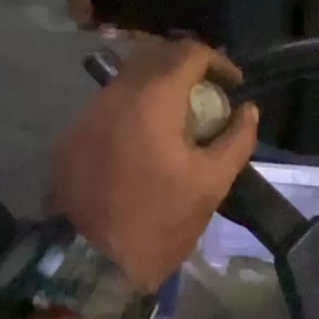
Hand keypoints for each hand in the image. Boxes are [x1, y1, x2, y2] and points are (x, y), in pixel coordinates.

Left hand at [51, 40, 258, 290]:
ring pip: (128, 80)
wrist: (92, 265)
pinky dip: (135, 107)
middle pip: (154, 58)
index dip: (218, 61)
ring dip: (159, 87)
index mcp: (151, 101)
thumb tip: (247, 110)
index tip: (235, 86)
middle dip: (188, 69)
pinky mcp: (71, 138)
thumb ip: (237, 138)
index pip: (188, 53)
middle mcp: (113, 96)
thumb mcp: (213, 182)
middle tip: (212, 96)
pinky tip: (149, 138)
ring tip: (182, 117)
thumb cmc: (161, 221)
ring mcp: (86, 116)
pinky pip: (109, 105)